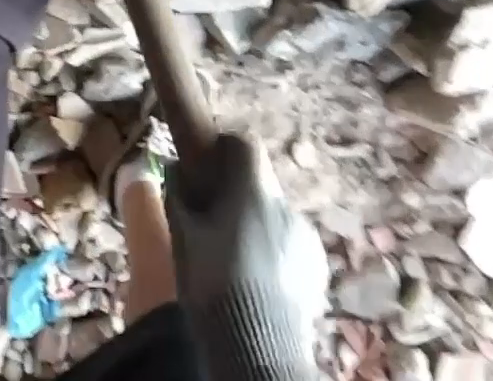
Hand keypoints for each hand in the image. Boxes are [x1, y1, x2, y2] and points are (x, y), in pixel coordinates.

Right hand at [167, 134, 330, 380]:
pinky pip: (290, 244)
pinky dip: (273, 250)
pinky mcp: (317, 269)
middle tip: (212, 216)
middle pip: (260, 181)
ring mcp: (306, 239)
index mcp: (252, 192)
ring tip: (233, 255)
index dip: (225, 145)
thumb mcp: (183, 237)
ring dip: (256, 222)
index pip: (246, 143)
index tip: (207, 160)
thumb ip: (178, 195)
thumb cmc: (212, 283)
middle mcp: (286, 207)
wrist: (256, 348)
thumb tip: (175, 167)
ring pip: (275, 215)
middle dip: (237, 191)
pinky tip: (254, 278)